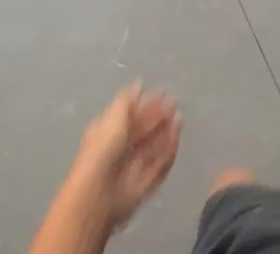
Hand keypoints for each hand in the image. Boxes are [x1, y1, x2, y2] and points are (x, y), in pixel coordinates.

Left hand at [68, 83, 182, 228]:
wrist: (100, 195)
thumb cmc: (103, 151)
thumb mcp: (113, 118)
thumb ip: (127, 100)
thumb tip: (140, 83)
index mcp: (108, 130)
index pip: (129, 113)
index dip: (145, 102)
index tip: (163, 92)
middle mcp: (121, 147)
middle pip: (143, 129)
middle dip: (158, 116)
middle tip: (174, 102)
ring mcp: (133, 165)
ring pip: (153, 145)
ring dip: (166, 131)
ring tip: (179, 116)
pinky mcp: (145, 182)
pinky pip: (160, 163)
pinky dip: (169, 150)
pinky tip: (177, 136)